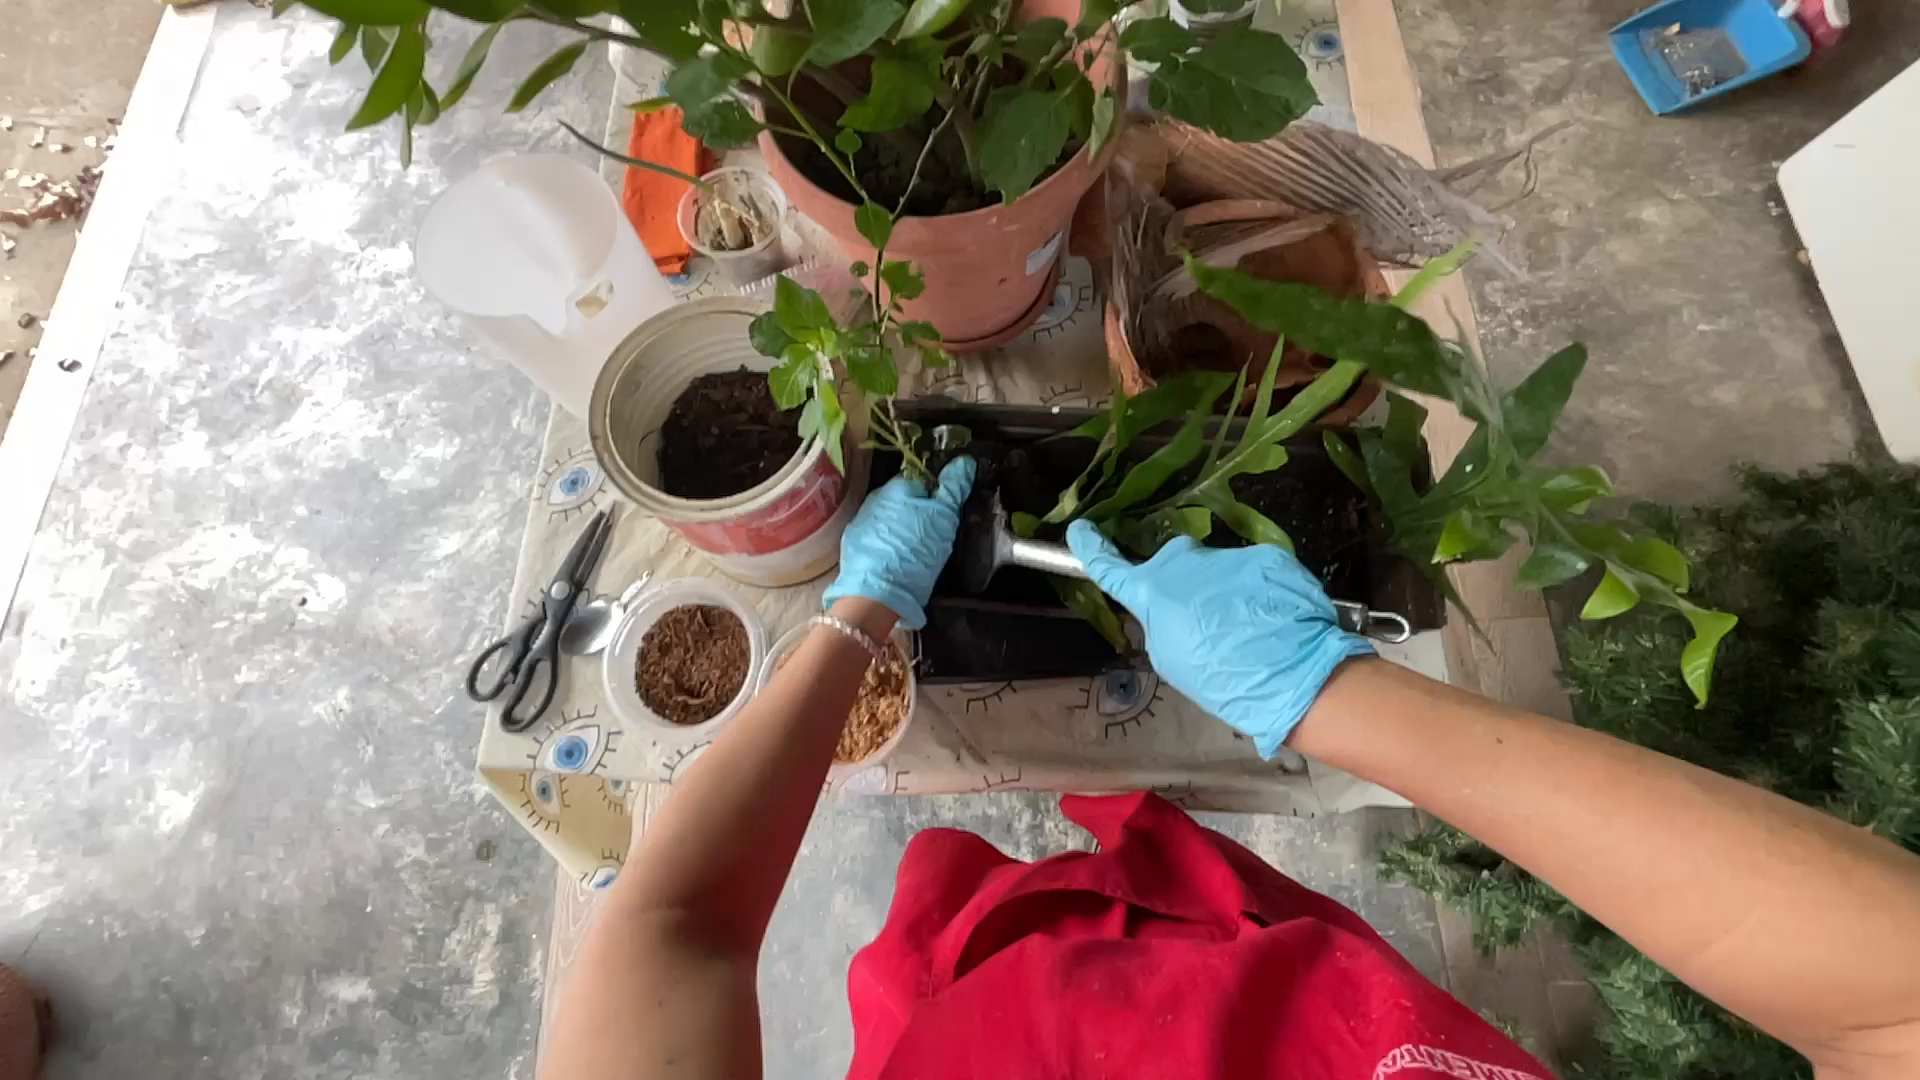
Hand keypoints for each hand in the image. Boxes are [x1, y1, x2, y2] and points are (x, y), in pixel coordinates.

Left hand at [822, 457, 974, 629]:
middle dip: (917, 510)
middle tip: (932, 533)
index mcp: (899, 485)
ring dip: (901, 526)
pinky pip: (876, 535)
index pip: (922, 479)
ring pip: (889, 516)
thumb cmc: (917, 552)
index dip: (937, 494)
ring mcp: (861, 519)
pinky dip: (886, 542)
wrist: (878, 593)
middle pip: (904, 497)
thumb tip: (965, 460)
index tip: (945, 513)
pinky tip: (894, 558)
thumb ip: (953, 488)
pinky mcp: (852, 542)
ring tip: (913, 549)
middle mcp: (876, 496)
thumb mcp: (944, 519)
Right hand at [1066, 520, 1373, 756]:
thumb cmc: (1220, 677)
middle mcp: (1184, 563)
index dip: (1091, 548)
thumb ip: (1158, 620)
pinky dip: (1255, 590)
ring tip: (1247, 628)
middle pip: (1173, 563)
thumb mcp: (1169, 658)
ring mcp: (1228, 555)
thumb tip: (1170, 605)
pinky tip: (1272, 618)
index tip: (1079, 529)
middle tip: (1201, 619)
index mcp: (1152, 591)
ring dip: (1223, 591)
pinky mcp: (1267, 555)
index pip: (1110, 566)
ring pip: (1216, 569)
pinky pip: (1251, 570)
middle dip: (1182, 583)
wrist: (1293, 672)